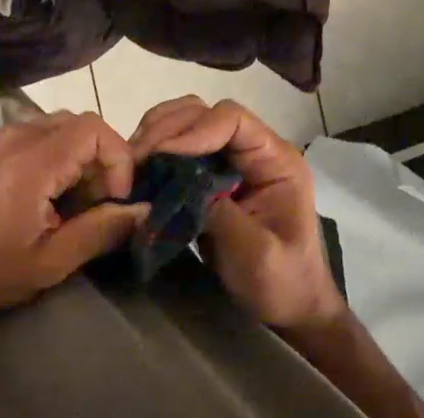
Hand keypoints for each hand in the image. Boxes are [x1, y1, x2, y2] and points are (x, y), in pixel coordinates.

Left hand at [0, 111, 148, 311]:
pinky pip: (44, 138)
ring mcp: (7, 138)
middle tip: (98, 207)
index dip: (118, 158)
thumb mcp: (49, 261)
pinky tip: (51, 201)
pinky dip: (61, 160)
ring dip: (82, 161)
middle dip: (103, 161)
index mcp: (36, 159)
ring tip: (76, 208)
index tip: (116, 200)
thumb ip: (99, 231)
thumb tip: (142, 211)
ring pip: (63, 129)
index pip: (95, 127)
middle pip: (81, 124)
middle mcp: (22, 136)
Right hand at [129, 97, 344, 331]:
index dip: (194, 130)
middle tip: (136, 156)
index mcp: (275, 160)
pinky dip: (155, 151)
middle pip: (203, 112)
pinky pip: (179, 147)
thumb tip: (176, 182)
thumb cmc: (282, 283)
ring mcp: (230, 160)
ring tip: (133, 160)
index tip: (161, 155)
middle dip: (167, 129)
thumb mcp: (256, 253)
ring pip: (186, 122)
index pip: (231, 119)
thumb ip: (219, 211)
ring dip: (156, 135)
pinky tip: (138, 169)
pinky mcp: (209, 175)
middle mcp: (252, 150)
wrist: (289, 311)